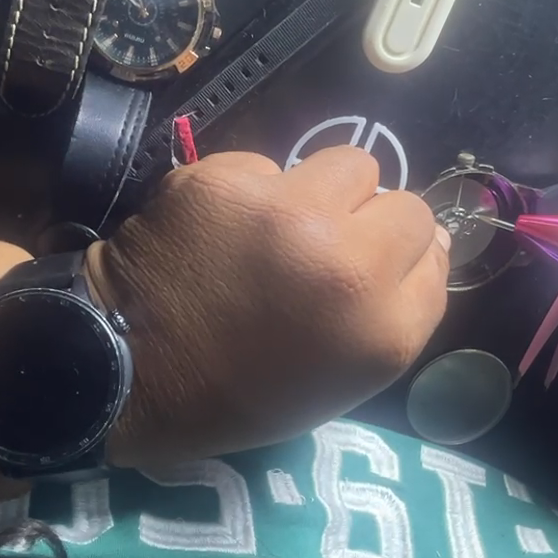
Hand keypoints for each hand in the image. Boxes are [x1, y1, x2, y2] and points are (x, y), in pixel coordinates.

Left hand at [87, 148, 450, 468]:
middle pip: (404, 204)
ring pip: (347, 164)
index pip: (434, 250)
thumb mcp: (343, 381)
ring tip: (272, 232)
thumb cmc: (239, 392)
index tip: (365, 270)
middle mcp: (346, 261)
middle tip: (321, 251)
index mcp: (381, 329)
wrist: (124, 373)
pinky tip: (218, 229)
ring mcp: (283, 211)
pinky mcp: (223, 180)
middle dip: (370, 224)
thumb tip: (427, 236)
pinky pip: (268, 167)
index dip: (399, 259)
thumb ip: (401, 309)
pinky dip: (251, 194)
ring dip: (321, 195)